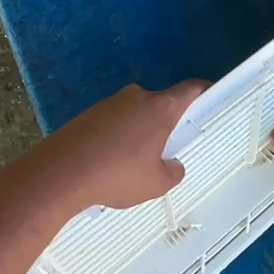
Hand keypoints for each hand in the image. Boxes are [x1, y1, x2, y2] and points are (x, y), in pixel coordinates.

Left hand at [37, 81, 205, 210]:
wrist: (60, 173)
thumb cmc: (117, 174)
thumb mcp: (157, 183)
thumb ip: (173, 171)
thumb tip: (172, 164)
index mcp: (159, 108)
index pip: (190, 89)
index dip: (205, 92)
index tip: (212, 99)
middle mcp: (135, 97)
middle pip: (161, 103)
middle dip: (167, 123)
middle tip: (167, 149)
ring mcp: (109, 103)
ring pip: (135, 114)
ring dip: (140, 132)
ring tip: (134, 163)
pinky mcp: (88, 115)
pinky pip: (114, 123)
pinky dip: (118, 138)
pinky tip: (110, 163)